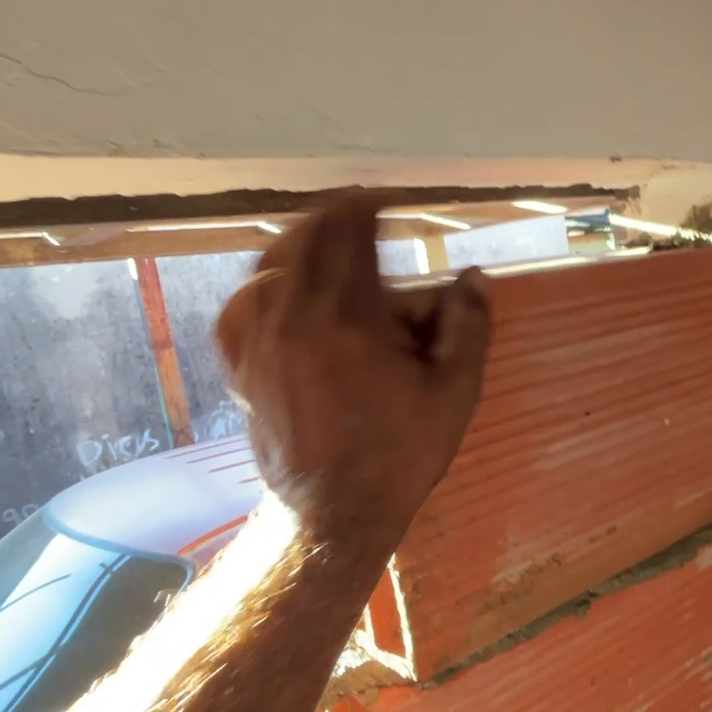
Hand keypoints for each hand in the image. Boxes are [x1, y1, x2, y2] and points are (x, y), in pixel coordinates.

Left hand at [214, 194, 491, 540]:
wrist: (334, 512)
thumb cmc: (401, 452)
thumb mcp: (454, 392)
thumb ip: (467, 327)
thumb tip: (473, 278)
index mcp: (348, 320)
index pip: (349, 236)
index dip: (367, 207)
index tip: (387, 199)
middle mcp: (293, 320)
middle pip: (302, 240)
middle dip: (332, 215)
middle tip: (359, 209)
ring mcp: (259, 343)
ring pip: (265, 266)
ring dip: (296, 241)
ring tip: (322, 236)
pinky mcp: (243, 368)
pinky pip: (238, 306)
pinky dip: (260, 282)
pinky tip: (277, 285)